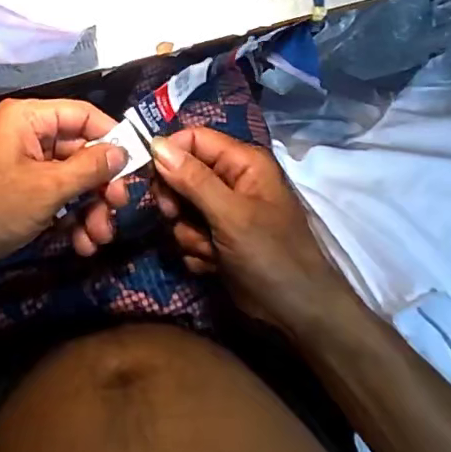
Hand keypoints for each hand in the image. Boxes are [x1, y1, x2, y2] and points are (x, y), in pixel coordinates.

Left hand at [0, 98, 130, 281]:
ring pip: (67, 178)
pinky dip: (67, 216)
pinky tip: (79, 243)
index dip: (113, 138)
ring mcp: (17, 163)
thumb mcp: (46, 189)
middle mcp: (23, 134)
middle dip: (100, 186)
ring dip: (87, 208)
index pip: (83, 115)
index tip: (136, 168)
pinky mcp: (12, 190)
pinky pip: (49, 194)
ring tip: (96, 239)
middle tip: (116, 211)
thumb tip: (123, 151)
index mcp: (27, 118)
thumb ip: (89, 168)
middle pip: (78, 150)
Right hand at [148, 127, 360, 334]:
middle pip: (181, 172)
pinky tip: (214, 264)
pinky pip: (187, 233)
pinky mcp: (217, 238)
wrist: (296, 313)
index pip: (193, 138)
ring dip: (188, 232)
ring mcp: (223, 210)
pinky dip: (194, 250)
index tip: (153, 180)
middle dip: (177, 201)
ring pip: (180, 208)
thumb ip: (193, 178)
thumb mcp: (231, 214)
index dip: (169, 155)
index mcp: (243, 162)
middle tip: (176, 217)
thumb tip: (156, 143)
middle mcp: (232, 180)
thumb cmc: (271, 255)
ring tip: (210, 250)